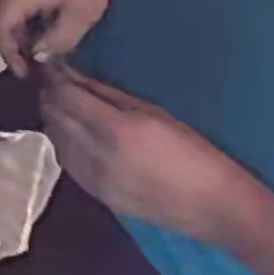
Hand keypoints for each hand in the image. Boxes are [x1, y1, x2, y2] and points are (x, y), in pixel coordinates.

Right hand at [0, 0, 110, 75]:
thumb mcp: (79, 16)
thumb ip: (58, 40)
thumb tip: (39, 57)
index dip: (9, 55)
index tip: (25, 75)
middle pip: (2, 26)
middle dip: (17, 50)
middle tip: (37, 72)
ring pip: (8, 19)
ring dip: (22, 39)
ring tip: (43, 58)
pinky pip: (14, 11)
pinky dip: (25, 27)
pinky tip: (44, 37)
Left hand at [39, 64, 261, 243]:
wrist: (224, 212)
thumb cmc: (194, 153)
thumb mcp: (150, 111)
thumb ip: (103, 92)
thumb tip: (69, 73)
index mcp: (113, 130)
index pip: (63, 95)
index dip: (53, 76)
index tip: (50, 62)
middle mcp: (96, 154)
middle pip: (52, 113)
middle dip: (49, 93)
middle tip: (56, 81)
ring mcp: (93, 178)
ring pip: (53, 135)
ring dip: (53, 116)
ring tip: (65, 104)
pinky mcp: (97, 195)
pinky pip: (65, 158)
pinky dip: (63, 140)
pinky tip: (75, 132)